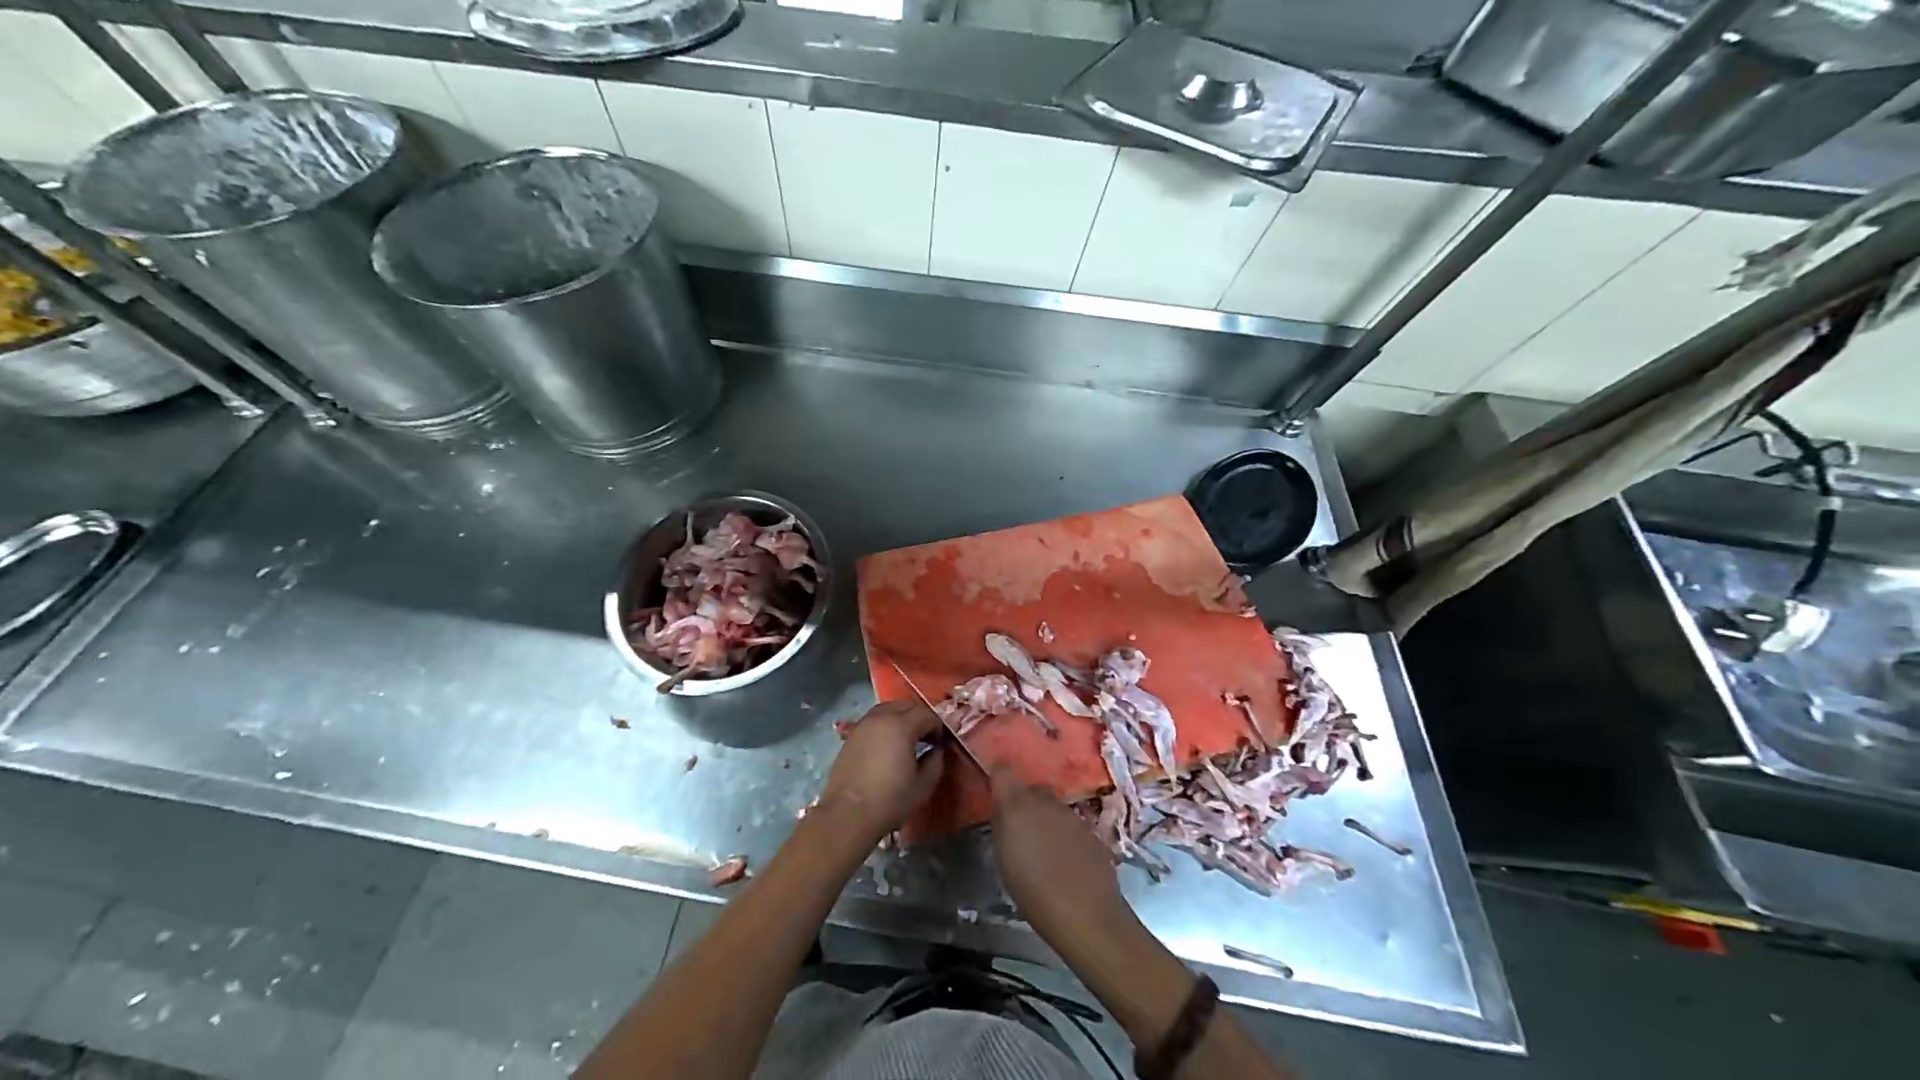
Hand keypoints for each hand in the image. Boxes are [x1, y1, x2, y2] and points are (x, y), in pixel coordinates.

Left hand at [819, 700, 945, 843]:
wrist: (848, 814)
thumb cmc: (890, 800)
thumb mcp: (923, 785)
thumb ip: (935, 761)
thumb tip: (935, 750)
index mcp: (901, 726)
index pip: (926, 715)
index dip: (937, 727)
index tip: (939, 743)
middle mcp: (881, 718)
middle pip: (905, 705)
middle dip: (920, 717)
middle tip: (926, 737)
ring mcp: (862, 725)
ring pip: (887, 709)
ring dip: (900, 717)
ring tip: (906, 739)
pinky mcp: (850, 736)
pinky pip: (873, 721)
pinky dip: (884, 725)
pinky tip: (886, 745)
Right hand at [990, 771, 1134, 945]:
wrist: (1085, 913)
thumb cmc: (1032, 890)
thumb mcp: (1004, 858)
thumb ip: (1003, 825)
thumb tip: (1003, 809)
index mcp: (1017, 804)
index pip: (1003, 771)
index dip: (1000, 777)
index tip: (996, 791)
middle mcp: (1046, 801)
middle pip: (1032, 790)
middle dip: (1025, 803)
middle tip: (1020, 830)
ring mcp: (1072, 815)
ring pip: (1054, 808)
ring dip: (1047, 820)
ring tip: (1043, 851)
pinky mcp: (1092, 831)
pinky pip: (1072, 826)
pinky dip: (1066, 837)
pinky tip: (1066, 863)